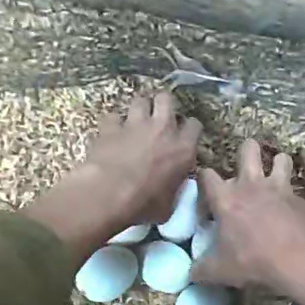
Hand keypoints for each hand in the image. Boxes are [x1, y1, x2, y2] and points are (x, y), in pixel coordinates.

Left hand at [24, 92, 201, 254]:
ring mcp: (135, 124)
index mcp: (183, 149)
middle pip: (167, 99)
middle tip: (158, 119)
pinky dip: (112, 124)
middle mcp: (162, 129)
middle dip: (162, 105)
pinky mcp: (111, 127)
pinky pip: (113, 117)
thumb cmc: (144, 205)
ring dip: (138, 109)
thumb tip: (171, 190)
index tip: (183, 137)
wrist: (110, 193)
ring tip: (135, 121)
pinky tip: (111, 132)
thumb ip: (173, 189)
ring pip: (140, 100)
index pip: (195, 125)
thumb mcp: (168, 205)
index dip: (188, 129)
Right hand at [197, 138, 304, 304]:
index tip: (207, 204)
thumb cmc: (252, 261)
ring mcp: (279, 188)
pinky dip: (291, 196)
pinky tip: (289, 211)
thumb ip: (200, 269)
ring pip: (280, 159)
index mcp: (226, 198)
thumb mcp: (219, 271)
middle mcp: (251, 185)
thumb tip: (190, 272)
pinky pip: (295, 188)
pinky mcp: (300, 200)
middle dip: (245, 153)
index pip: (207, 175)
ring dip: (276, 165)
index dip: (203, 185)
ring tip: (273, 179)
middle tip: (243, 173)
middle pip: (248, 149)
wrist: (298, 260)